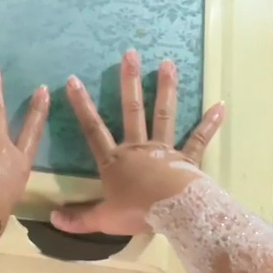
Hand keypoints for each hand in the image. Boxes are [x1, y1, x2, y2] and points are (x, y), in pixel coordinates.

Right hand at [51, 49, 225, 235]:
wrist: (172, 212)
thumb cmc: (137, 212)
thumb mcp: (103, 218)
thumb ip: (79, 218)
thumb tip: (52, 218)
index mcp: (115, 161)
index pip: (93, 129)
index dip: (81, 105)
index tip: (73, 79)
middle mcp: (138, 148)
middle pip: (131, 110)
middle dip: (129, 81)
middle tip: (131, 53)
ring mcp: (164, 149)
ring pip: (163, 114)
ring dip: (166, 88)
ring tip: (168, 63)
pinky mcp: (187, 157)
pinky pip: (198, 138)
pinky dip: (209, 122)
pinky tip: (220, 105)